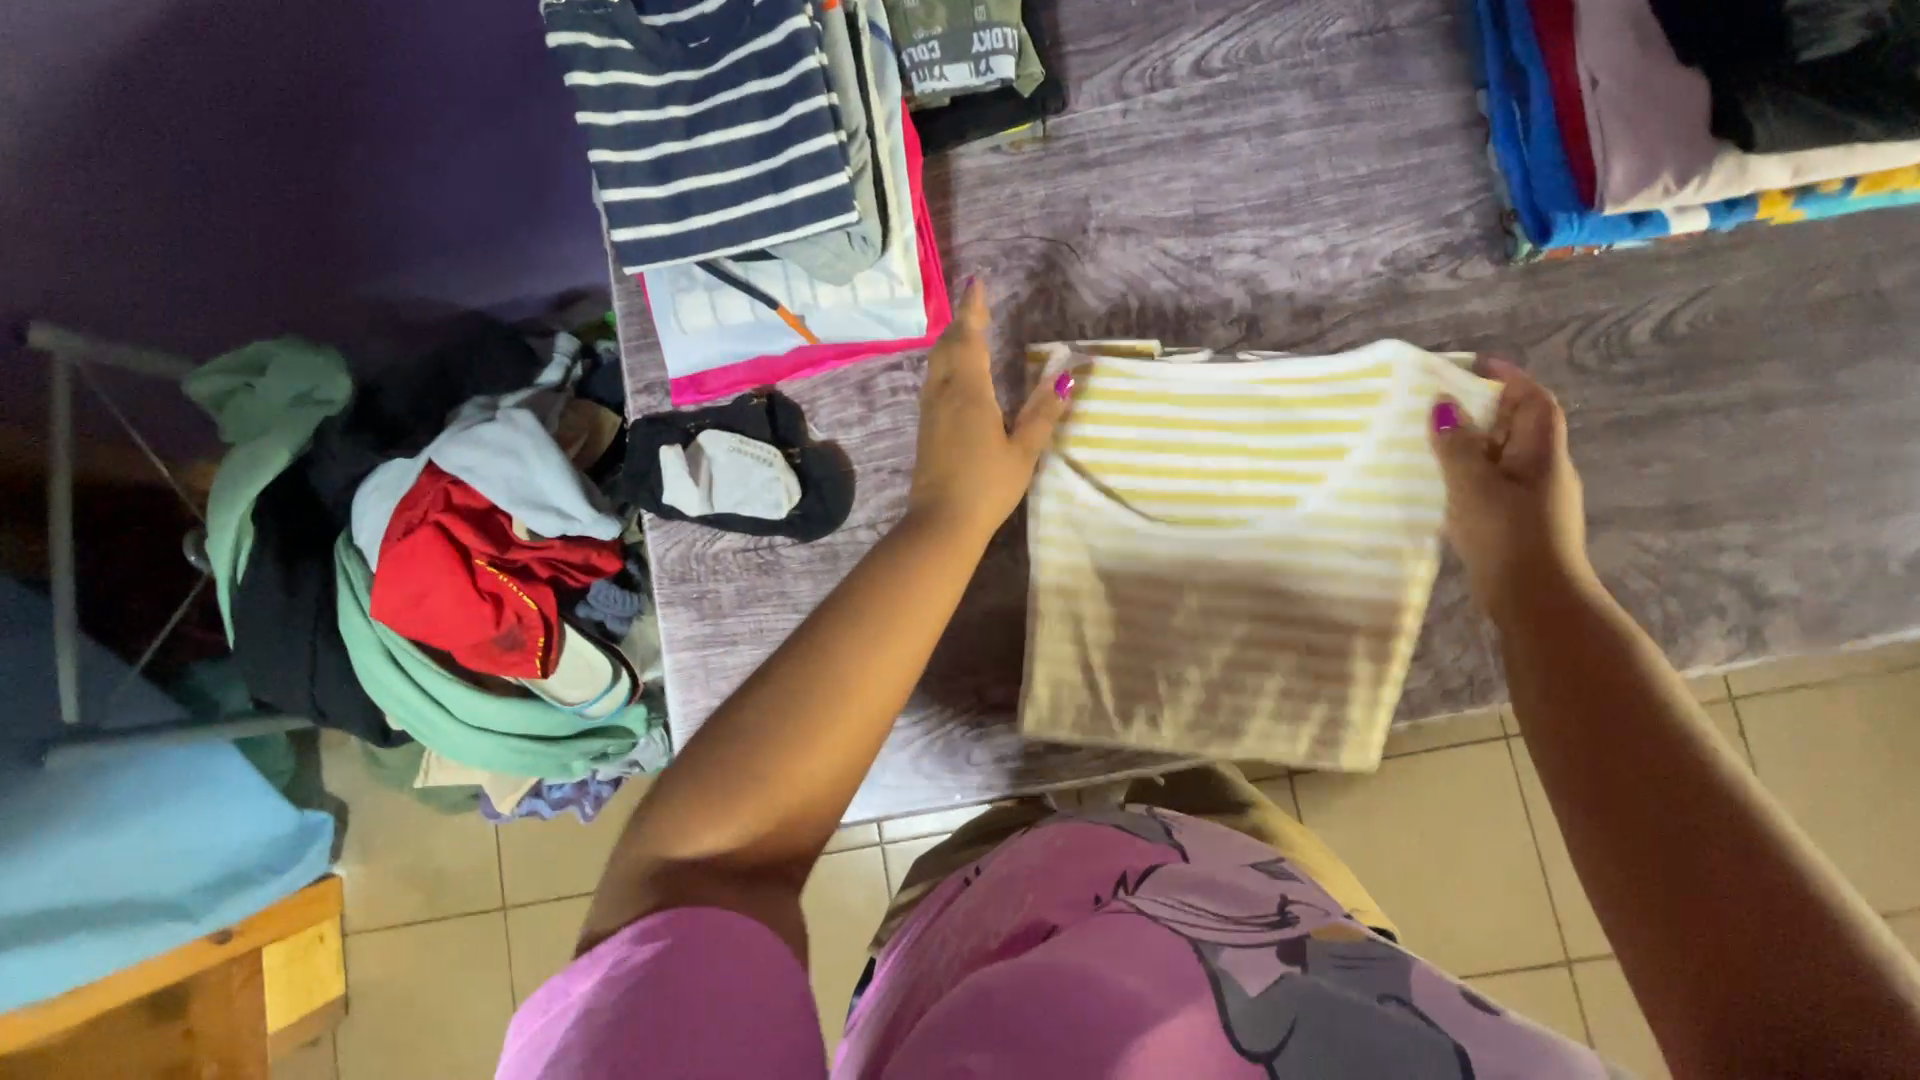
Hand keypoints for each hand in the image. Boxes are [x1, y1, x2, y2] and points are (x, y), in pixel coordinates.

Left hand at [906, 279, 1069, 541]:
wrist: (941, 522)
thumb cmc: (987, 486)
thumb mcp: (1023, 451)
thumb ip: (1042, 414)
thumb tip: (1065, 379)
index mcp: (969, 391)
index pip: (969, 338)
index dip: (974, 309)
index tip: (977, 282)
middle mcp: (943, 393)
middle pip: (947, 346)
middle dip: (961, 323)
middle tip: (976, 307)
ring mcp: (930, 411)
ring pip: (936, 364)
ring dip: (950, 343)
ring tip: (967, 334)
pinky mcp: (925, 429)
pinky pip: (933, 382)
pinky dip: (945, 365)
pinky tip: (955, 376)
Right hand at [1430, 358, 1595, 619]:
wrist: (1536, 600)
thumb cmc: (1508, 536)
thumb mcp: (1474, 486)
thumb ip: (1457, 446)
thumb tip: (1444, 406)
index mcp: (1542, 454)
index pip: (1534, 401)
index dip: (1510, 378)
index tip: (1476, 364)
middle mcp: (1545, 471)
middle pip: (1521, 427)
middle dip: (1487, 409)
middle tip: (1443, 402)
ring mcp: (1536, 500)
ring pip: (1505, 458)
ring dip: (1475, 445)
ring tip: (1434, 442)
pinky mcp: (1520, 525)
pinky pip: (1494, 485)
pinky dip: (1471, 475)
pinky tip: (1444, 486)